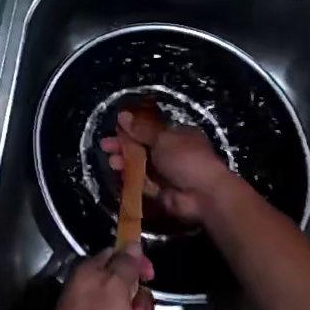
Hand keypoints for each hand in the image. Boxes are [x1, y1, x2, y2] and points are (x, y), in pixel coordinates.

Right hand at [100, 108, 233, 220]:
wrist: (203, 194)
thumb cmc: (186, 158)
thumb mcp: (162, 138)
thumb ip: (140, 129)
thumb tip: (122, 115)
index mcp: (176, 136)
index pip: (150, 130)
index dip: (131, 129)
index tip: (115, 129)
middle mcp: (172, 153)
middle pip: (142, 147)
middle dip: (123, 146)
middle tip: (106, 146)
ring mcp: (167, 173)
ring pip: (140, 165)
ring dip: (125, 162)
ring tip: (112, 162)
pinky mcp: (161, 191)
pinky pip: (143, 183)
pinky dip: (132, 179)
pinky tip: (120, 176)